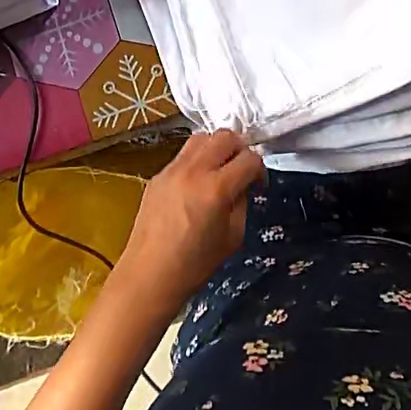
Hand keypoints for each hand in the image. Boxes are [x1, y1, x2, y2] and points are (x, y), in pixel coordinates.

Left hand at [112, 130, 265, 310]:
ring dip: (217, 148)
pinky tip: (198, 182)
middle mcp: (193, 171)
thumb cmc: (194, 263)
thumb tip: (242, 184)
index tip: (258, 183)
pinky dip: (197, 160)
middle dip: (240, 149)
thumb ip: (241, 202)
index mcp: (216, 189)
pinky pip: (183, 155)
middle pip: (225, 136)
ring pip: (201, 138)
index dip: (259, 169)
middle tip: (242, 169)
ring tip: (221, 170)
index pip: (249, 158)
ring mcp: (171, 170)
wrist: (151, 273)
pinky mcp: (158, 175)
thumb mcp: (233, 235)